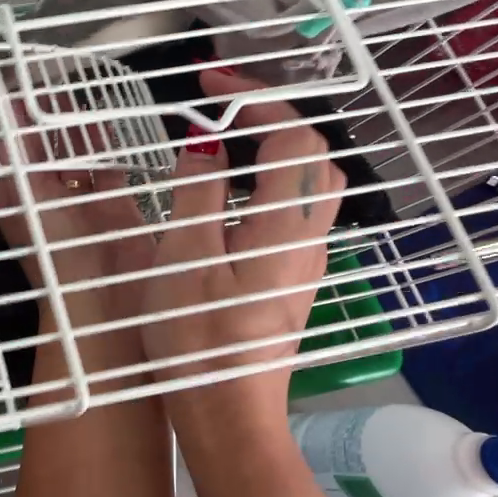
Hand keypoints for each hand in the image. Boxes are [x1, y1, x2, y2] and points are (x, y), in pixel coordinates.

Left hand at [0, 105, 157, 395]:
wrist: (106, 311)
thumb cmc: (59, 256)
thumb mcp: (29, 203)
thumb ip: (17, 160)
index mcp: (21, 200)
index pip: (15, 150)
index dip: (17, 121)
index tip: (21, 87)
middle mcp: (50, 201)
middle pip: (49, 151)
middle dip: (53, 122)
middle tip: (59, 87)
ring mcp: (85, 205)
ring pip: (82, 159)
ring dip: (84, 133)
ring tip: (87, 101)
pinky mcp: (119, 212)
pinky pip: (115, 173)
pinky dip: (115, 153)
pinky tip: (117, 129)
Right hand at [137, 70, 342, 434]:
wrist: (227, 413)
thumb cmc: (198, 337)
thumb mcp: (184, 259)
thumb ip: (197, 194)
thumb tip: (203, 143)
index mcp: (283, 226)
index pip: (292, 137)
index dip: (254, 97)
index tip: (207, 83)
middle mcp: (307, 236)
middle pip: (313, 154)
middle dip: (268, 113)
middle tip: (216, 103)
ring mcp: (302, 258)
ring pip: (307, 181)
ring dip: (270, 144)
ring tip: (218, 135)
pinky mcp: (288, 276)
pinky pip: (289, 207)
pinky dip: (262, 177)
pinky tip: (223, 189)